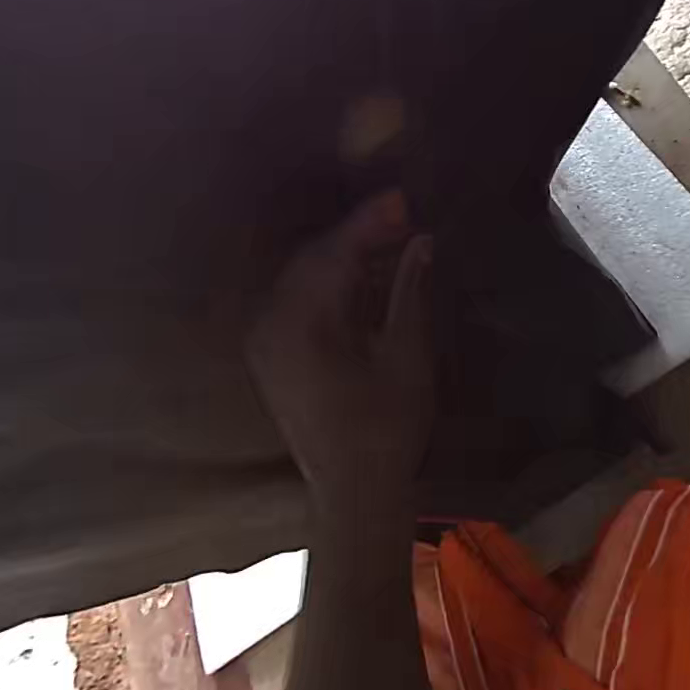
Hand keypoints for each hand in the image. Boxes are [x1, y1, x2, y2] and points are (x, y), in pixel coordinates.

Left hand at [246, 192, 433, 508]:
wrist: (353, 490)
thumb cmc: (386, 428)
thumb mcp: (407, 356)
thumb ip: (409, 292)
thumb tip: (422, 243)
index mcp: (301, 325)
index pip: (334, 255)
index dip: (370, 223)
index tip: (403, 198)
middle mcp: (271, 326)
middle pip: (313, 261)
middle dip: (358, 235)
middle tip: (402, 216)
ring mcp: (267, 342)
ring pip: (305, 278)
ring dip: (346, 256)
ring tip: (390, 240)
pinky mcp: (274, 356)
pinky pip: (301, 301)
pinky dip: (333, 282)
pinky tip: (364, 276)